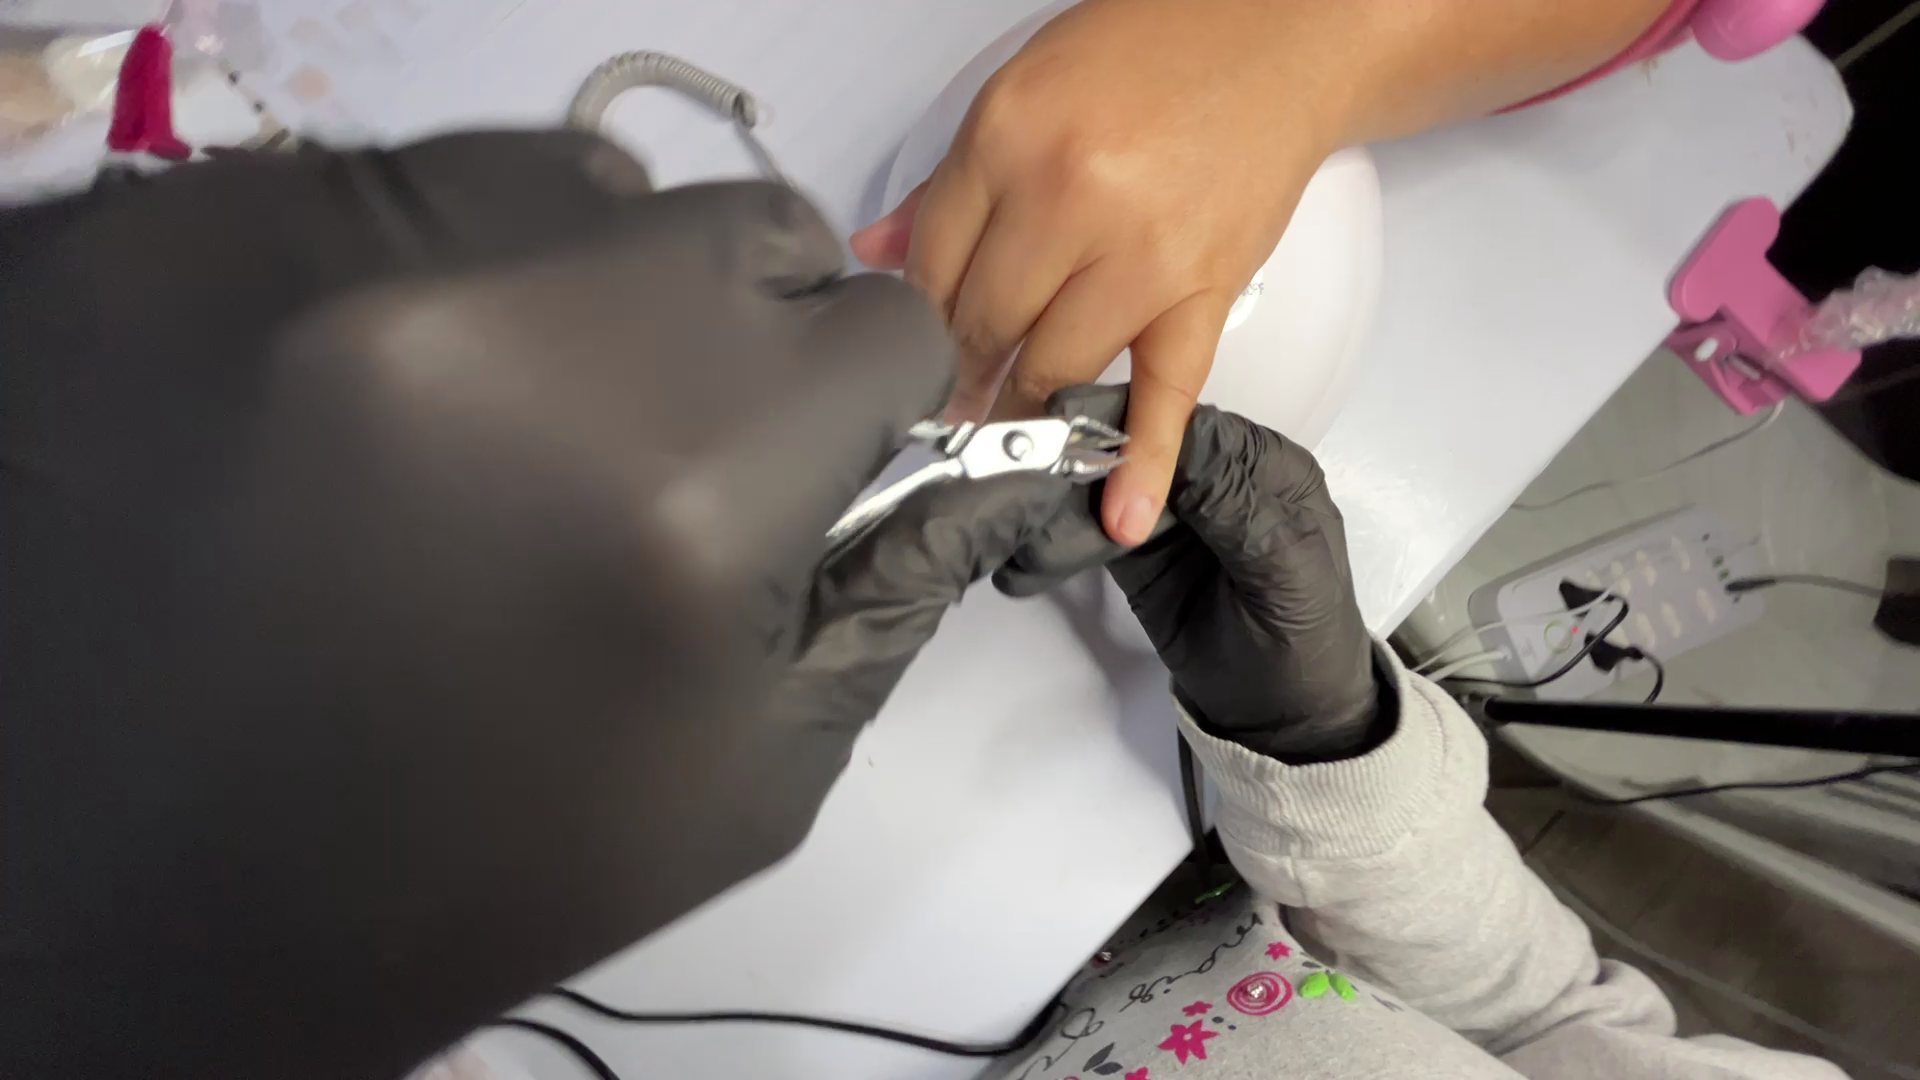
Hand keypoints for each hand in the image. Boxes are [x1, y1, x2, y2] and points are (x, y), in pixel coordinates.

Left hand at [0, 131, 1067, 1079]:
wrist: (196, 900)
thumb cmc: (535, 843)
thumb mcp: (772, 751)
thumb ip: (904, 583)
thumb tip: (993, 472)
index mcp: (694, 497)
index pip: (891, 326)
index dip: (893, 391)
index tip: (850, 446)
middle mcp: (528, 344)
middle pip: (767, 229)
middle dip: (787, 331)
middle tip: (720, 441)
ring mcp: (335, 266)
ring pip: (617, 187)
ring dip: (645, 293)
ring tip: (580, 423)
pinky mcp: (184, 233)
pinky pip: (446, 186)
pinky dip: (501, 267)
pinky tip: (455, 396)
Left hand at [851, 0, 1351, 545]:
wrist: (1280, 32)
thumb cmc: (1154, 49)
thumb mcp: (1022, 88)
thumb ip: (947, 182)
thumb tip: (878, 248)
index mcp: (1009, 136)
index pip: (932, 265)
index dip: (916, 326)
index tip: (912, 360)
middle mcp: (1070, 196)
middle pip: (985, 323)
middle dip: (960, 374)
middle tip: (949, 407)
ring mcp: (1141, 254)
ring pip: (1052, 365)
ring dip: (1017, 410)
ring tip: (999, 431)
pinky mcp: (1203, 294)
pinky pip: (1165, 389)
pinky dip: (1142, 457)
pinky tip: (1122, 513)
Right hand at [997, 385, 1383, 761]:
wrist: (1275, 714)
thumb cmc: (1302, 641)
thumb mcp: (1285, 572)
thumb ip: (1236, 508)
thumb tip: (1174, 450)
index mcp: (1262, 467)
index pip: (1196, 428)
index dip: (1143, 425)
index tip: (1086, 425)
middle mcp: (1211, 477)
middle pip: (1146, 444)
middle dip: (1095, 445)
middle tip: (1039, 448)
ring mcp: (1168, 512)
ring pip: (1113, 479)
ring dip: (1071, 481)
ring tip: (1024, 482)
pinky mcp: (1133, 548)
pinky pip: (1094, 524)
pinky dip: (1066, 523)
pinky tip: (1036, 521)